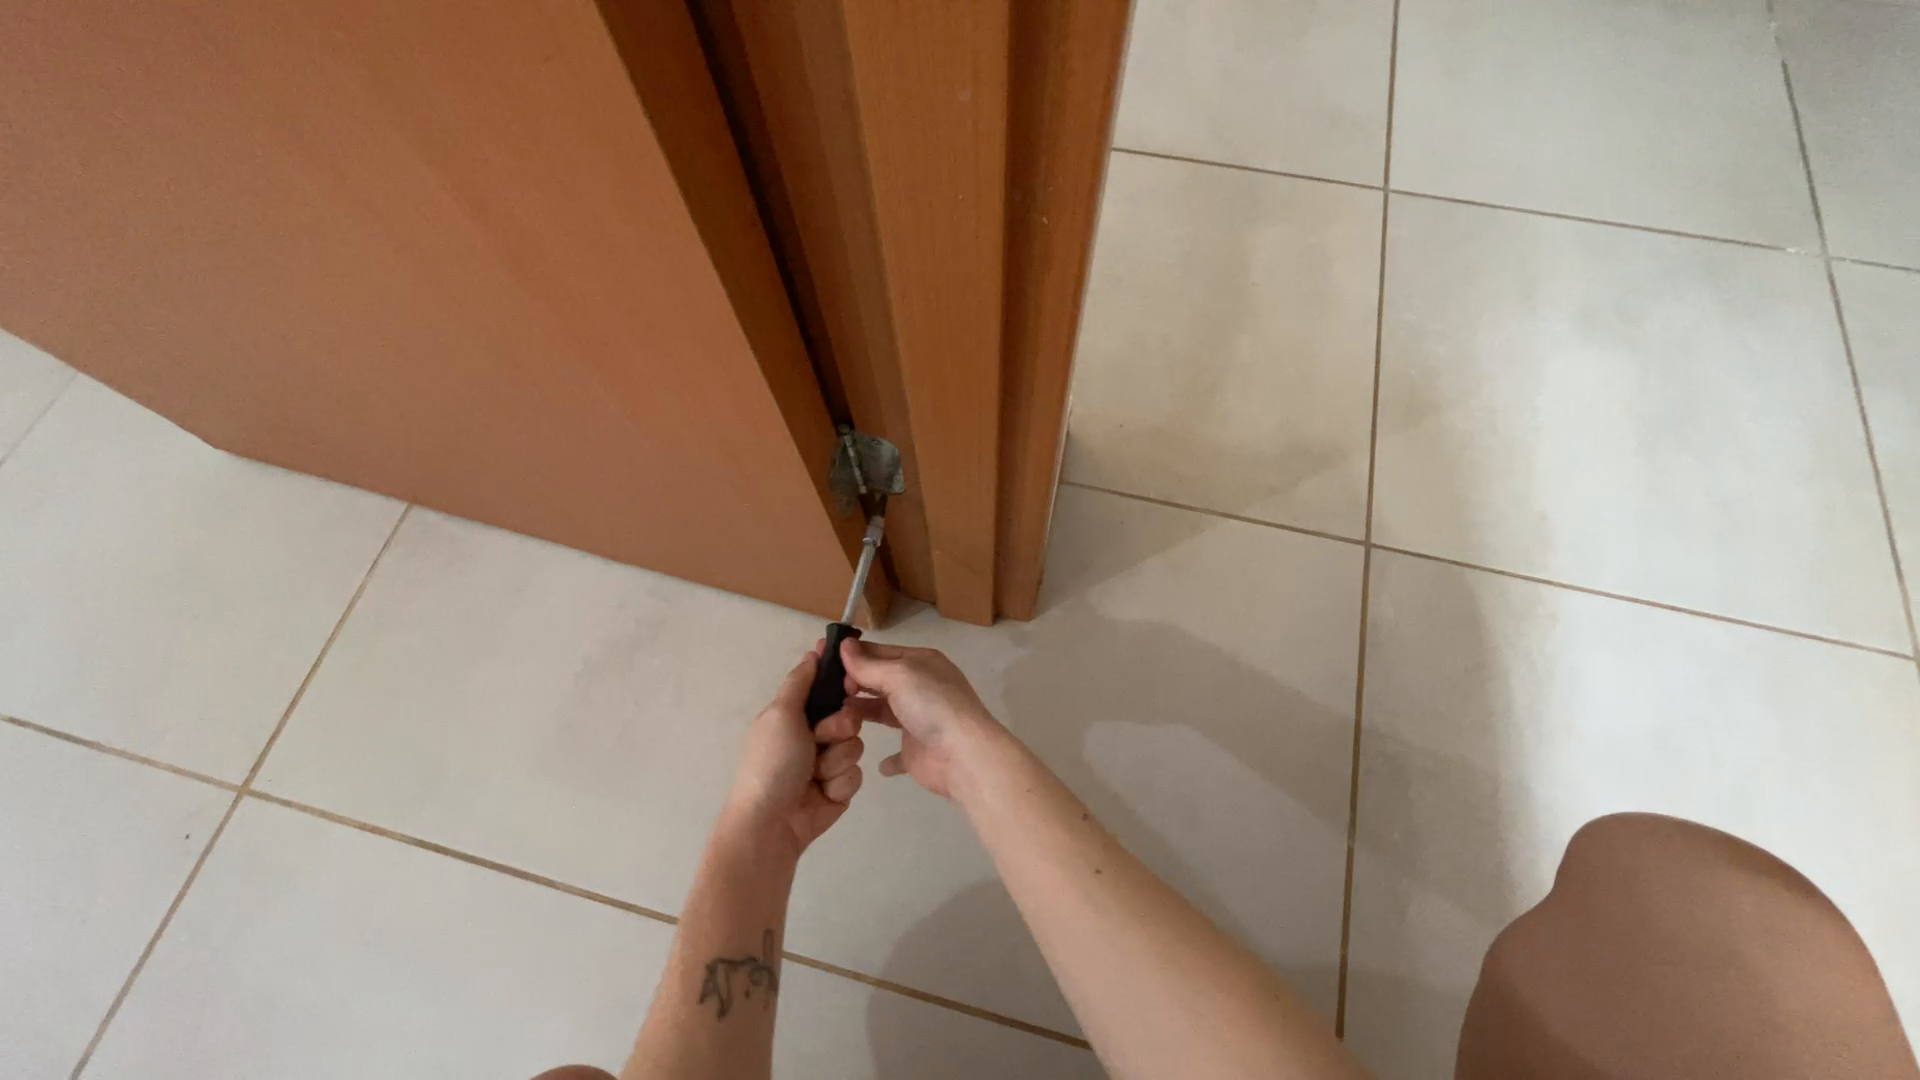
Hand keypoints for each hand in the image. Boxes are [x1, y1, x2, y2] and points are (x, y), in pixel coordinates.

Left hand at [726, 647, 864, 856]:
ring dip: (837, 760)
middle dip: (840, 727)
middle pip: (849, 715)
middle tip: (820, 738)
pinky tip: (823, 792)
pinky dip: (840, 782)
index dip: (840, 683)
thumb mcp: (780, 714)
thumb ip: (799, 682)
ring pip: (856, 745)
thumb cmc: (772, 762)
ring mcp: (828, 762)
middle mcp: (813, 734)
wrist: (772, 822)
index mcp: (795, 714)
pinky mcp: (840, 787)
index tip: (850, 683)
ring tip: (815, 774)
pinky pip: (857, 773)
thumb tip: (812, 653)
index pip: (825, 687)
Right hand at [838, 640, 1006, 798]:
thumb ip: (869, 665)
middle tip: (824, 689)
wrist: (962, 754)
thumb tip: (843, 645)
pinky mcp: (916, 749)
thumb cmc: (931, 705)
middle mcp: (921, 687)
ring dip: (861, 712)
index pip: (882, 652)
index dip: (854, 655)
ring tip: (834, 714)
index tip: (824, 660)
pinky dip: (885, 757)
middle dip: (855, 682)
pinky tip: (867, 756)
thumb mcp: (899, 675)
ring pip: (883, 712)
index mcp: (921, 662)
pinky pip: (896, 753)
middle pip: (881, 681)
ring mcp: (919, 719)